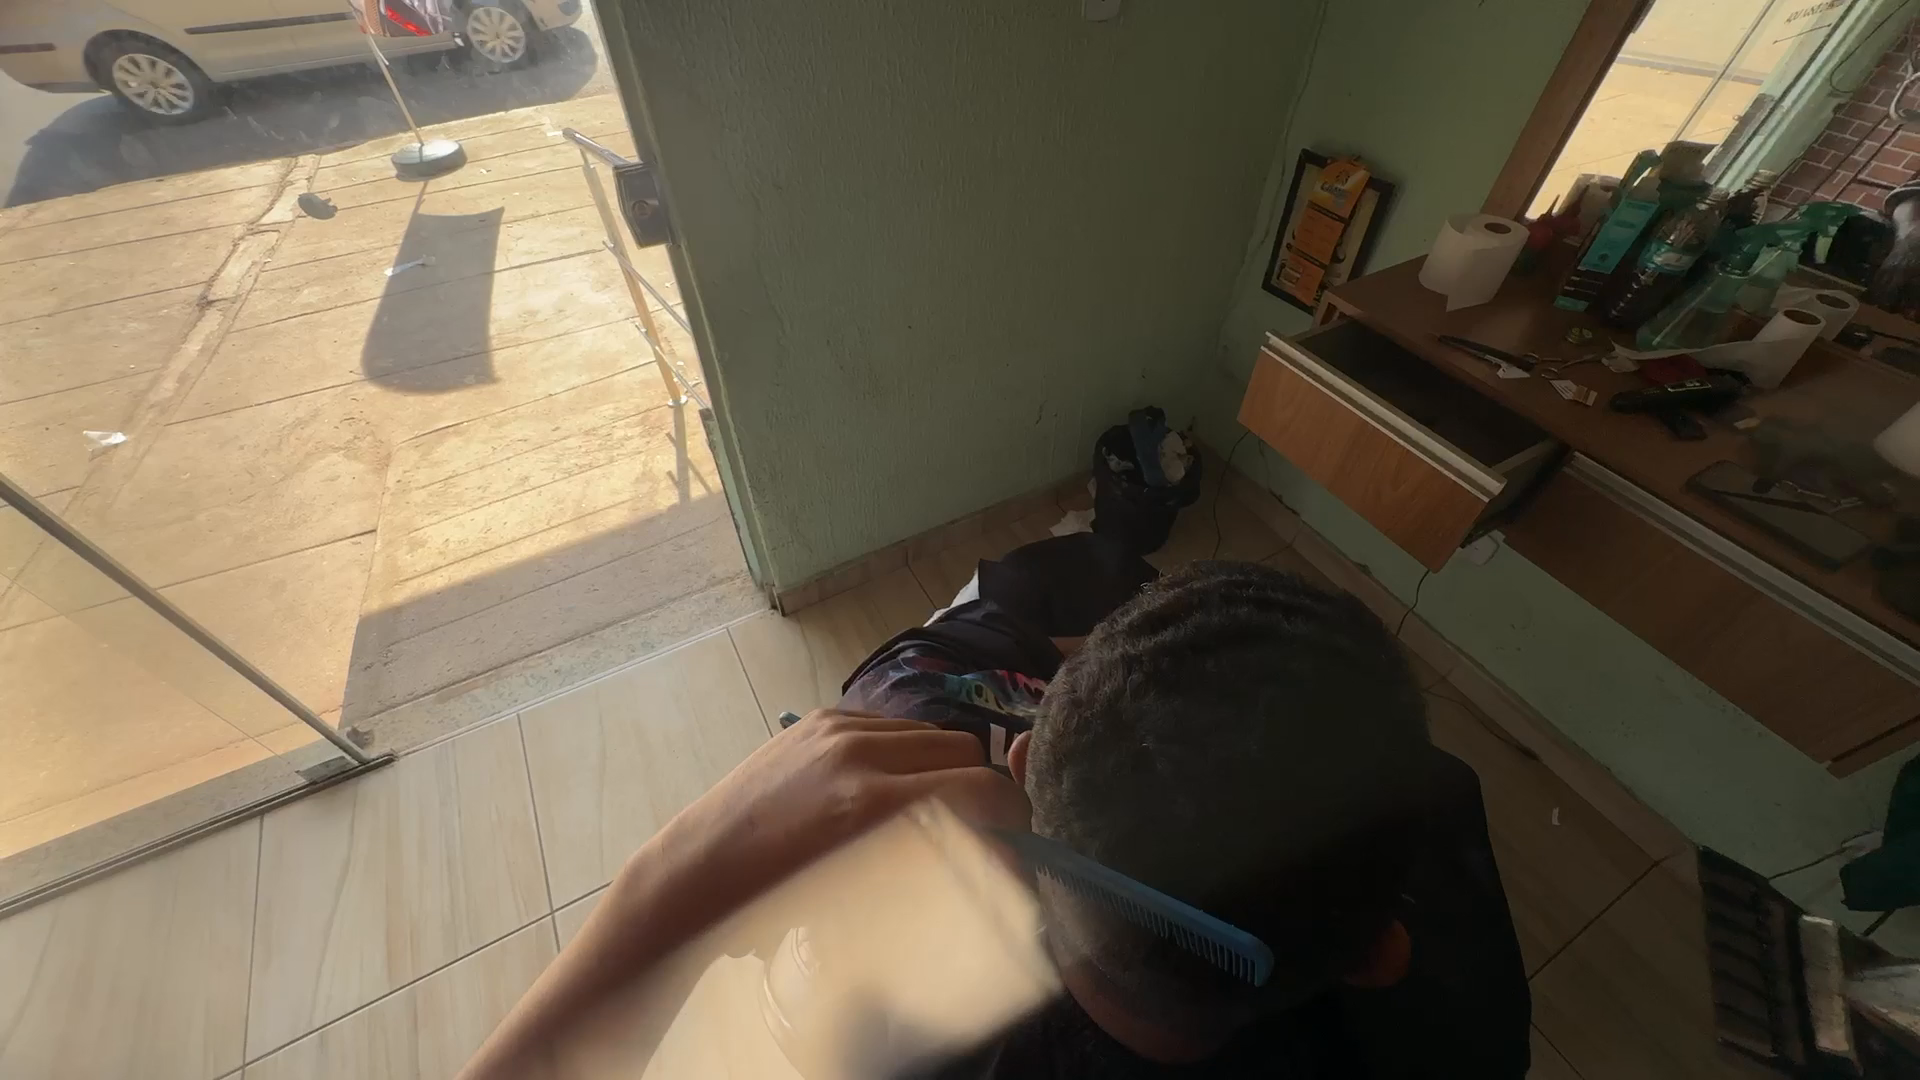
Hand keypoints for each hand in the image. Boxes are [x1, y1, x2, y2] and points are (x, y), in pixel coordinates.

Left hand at [642, 710, 1029, 927]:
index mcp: (869, 804)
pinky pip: (891, 724)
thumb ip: (930, 865)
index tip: (1013, 834)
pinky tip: (885, 781)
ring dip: (943, 764)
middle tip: (976, 821)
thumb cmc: (776, 902)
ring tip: (929, 801)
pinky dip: (905, 750)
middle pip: (962, 748)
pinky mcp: (822, 715)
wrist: (697, 866)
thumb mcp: (862, 894)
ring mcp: (838, 726)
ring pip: (929, 731)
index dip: (1009, 810)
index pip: (976, 785)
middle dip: (979, 785)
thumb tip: (994, 861)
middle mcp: (859, 751)